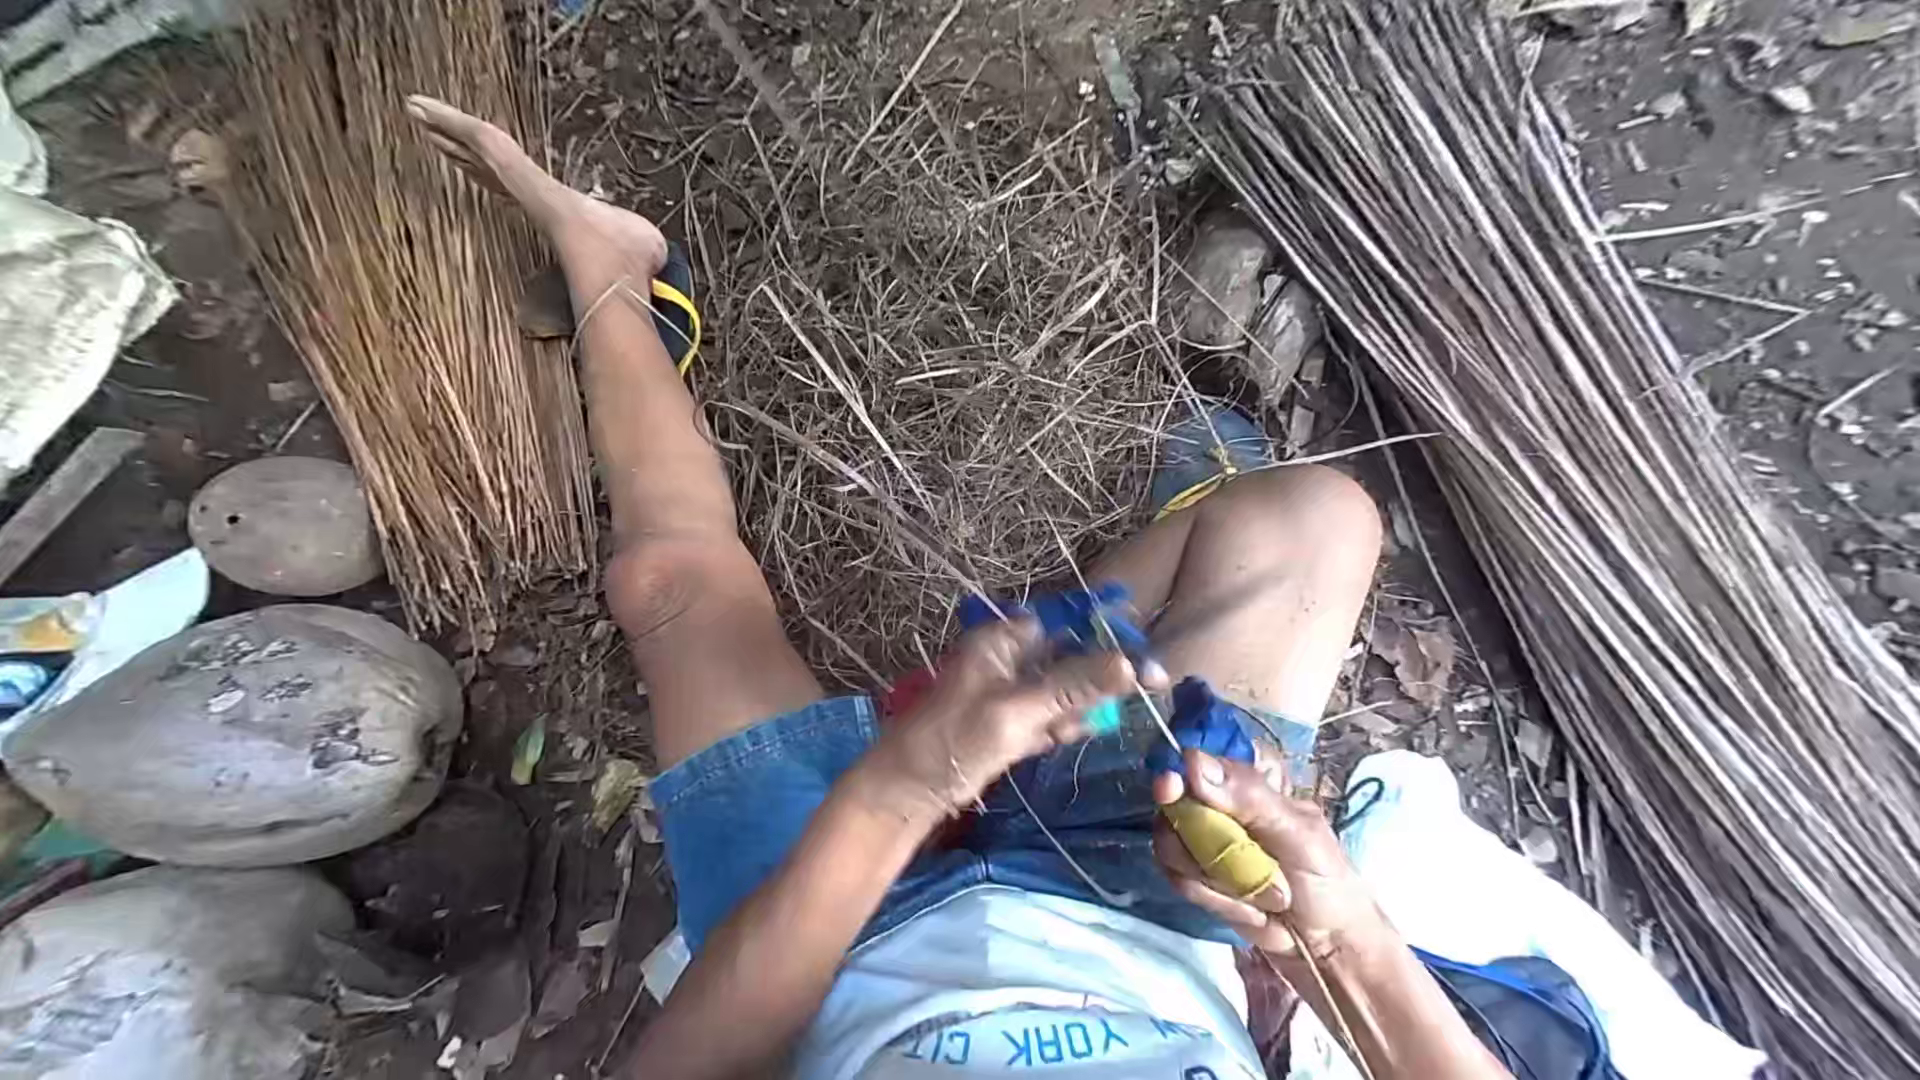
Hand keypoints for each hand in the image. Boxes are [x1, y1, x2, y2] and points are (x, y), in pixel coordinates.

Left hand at [870, 617, 1153, 818]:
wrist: (909, 789)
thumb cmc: (954, 740)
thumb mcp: (1016, 711)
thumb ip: (1072, 687)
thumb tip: (1129, 662)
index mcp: (1003, 640)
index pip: (1065, 624)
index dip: (1103, 635)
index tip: (1143, 659)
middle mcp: (1009, 659)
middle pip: (1068, 657)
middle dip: (1096, 677)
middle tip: (1136, 695)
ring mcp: (1011, 692)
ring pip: (1063, 689)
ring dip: (1077, 707)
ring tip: (1067, 728)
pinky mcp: (1013, 722)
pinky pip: (1050, 715)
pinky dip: (1060, 726)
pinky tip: (1056, 740)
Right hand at [1152, 750, 1385, 961]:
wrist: (1331, 948)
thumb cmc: (1326, 881)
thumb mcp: (1298, 833)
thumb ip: (1249, 796)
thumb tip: (1193, 762)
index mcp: (1244, 779)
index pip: (1195, 763)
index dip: (1178, 776)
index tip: (1170, 790)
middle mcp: (1215, 802)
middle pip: (1172, 805)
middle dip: (1203, 844)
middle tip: (1239, 867)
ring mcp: (1201, 838)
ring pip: (1171, 844)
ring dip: (1215, 879)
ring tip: (1262, 897)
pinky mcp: (1193, 873)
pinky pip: (1179, 879)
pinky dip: (1214, 900)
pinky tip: (1249, 910)